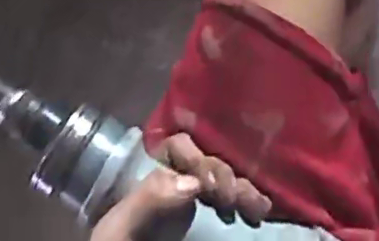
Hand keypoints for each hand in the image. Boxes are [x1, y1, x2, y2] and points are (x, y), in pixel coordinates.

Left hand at [90, 133, 272, 240]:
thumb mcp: (116, 234)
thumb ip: (147, 202)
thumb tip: (192, 182)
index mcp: (153, 179)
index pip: (179, 147)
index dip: (196, 157)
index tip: (207, 185)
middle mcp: (178, 187)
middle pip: (209, 164)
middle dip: (225, 175)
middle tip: (236, 198)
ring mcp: (194, 211)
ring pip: (226, 184)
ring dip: (244, 189)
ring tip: (259, 206)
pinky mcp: (209, 229)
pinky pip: (233, 209)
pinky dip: (250, 204)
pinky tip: (262, 210)